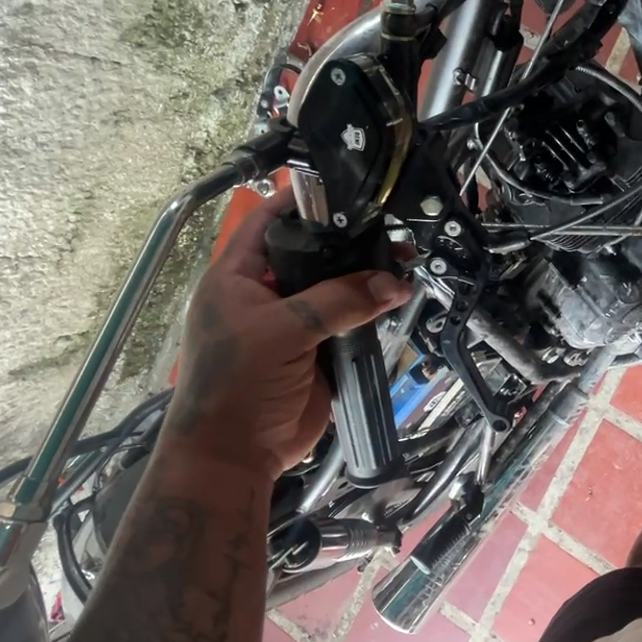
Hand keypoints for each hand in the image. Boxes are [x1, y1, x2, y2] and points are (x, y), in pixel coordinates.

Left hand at [163, 192, 412, 480]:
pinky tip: (399, 297)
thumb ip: (339, 302)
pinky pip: (352, 319)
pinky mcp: (320, 348)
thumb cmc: (237, 385)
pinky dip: (374, 309)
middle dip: (351, 244)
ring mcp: (296, 322)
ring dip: (369, 278)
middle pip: (314, 255)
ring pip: (338, 287)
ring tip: (404, 264)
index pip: (268, 222)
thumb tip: (394, 283)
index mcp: (238, 277)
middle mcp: (267, 293)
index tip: (342, 187)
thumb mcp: (283, 331)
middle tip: (391, 234)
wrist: (237, 454)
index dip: (300, 201)